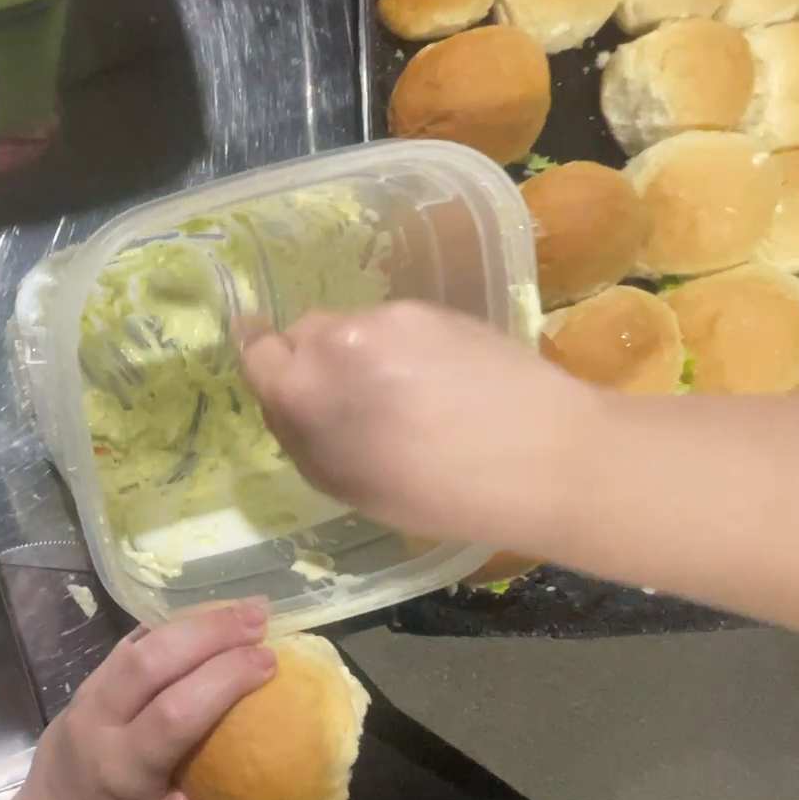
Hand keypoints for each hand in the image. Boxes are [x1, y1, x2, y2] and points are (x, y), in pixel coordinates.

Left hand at [9, 603, 335, 799]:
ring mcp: (87, 692)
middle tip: (263, 620)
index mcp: (125, 770)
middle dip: (208, 633)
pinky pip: (132, 639)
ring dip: (193, 620)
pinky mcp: (89, 673)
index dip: (221, 680)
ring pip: (137, 643)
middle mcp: (99, 723)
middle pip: (149, 662)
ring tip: (246, 609)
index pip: (172, 714)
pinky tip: (212, 614)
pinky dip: (174, 624)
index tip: (269, 661)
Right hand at [241, 301, 598, 544]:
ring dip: (355, 354)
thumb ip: (296, 431)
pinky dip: (396, 347)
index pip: (255, 349)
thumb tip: (282, 398)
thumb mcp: (336, 480)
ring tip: (399, 392)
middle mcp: (334, 340)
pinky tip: (433, 380)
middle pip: (299, 334)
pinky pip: (391, 325)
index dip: (261, 359)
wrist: (543, 459)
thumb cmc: (428, 491)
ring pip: (347, 328)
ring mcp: (386, 318)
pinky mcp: (433, 309)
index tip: (274, 372)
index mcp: (302, 388)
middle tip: (345, 398)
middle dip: (309, 359)